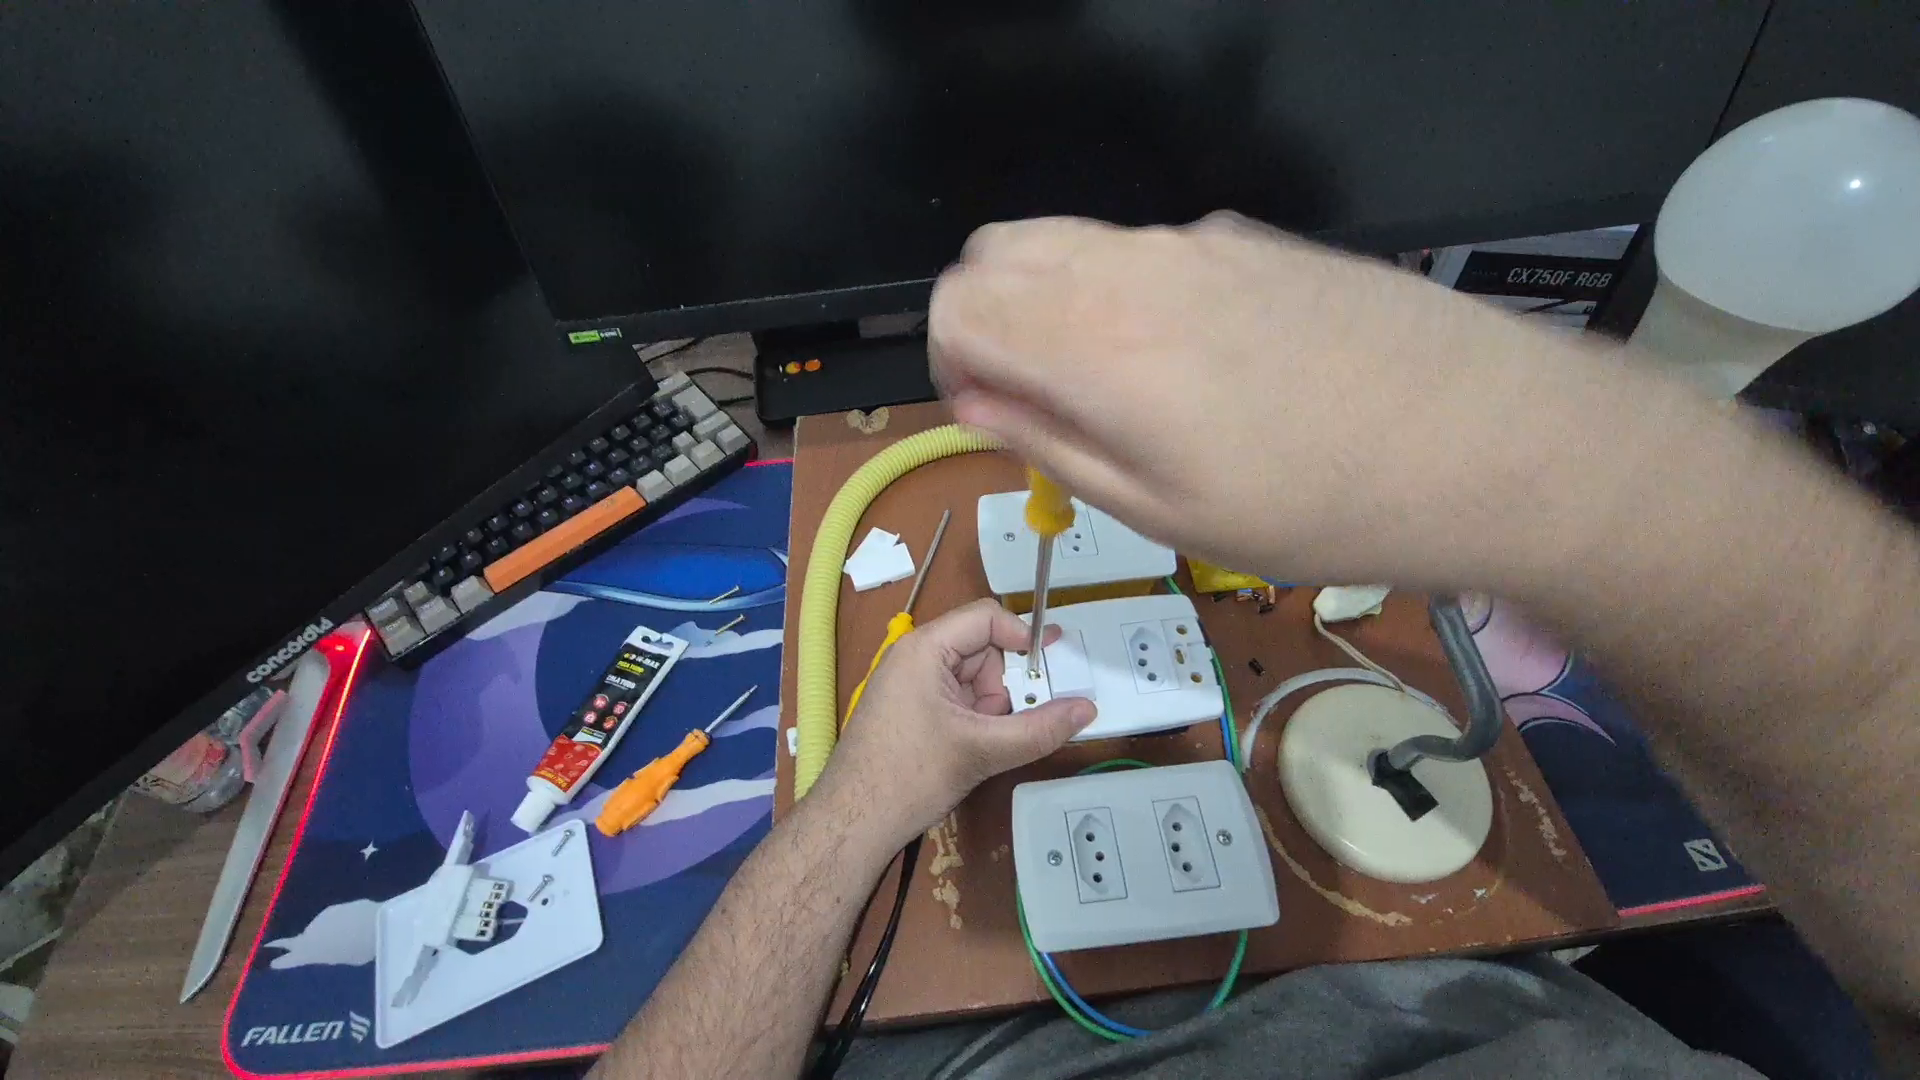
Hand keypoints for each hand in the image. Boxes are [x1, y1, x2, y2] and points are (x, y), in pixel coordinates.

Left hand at [818, 599, 1095, 846]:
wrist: (853, 823)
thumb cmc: (908, 776)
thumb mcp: (982, 750)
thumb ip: (1040, 729)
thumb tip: (1087, 708)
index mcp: (925, 649)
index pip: (985, 616)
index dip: (1021, 636)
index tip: (1048, 669)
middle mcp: (917, 657)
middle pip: (983, 650)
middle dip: (1006, 685)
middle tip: (1013, 721)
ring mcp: (913, 684)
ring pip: (974, 679)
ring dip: (992, 708)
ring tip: (984, 744)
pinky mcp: (914, 710)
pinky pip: (959, 700)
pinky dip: (977, 720)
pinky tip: (975, 749)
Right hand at [928, 213, 1662, 588]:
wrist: (1486, 442)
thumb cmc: (1310, 504)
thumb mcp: (1157, 510)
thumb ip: (1047, 443)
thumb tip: (975, 401)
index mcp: (1094, 342)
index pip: (955, 304)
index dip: (947, 364)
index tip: (989, 415)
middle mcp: (1130, 267)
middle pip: (994, 254)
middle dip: (983, 324)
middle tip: (1032, 400)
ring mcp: (1192, 241)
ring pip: (1062, 241)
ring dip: (1043, 304)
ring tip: (1102, 385)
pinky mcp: (1244, 238)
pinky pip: (1135, 249)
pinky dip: (1111, 292)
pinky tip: (1181, 358)